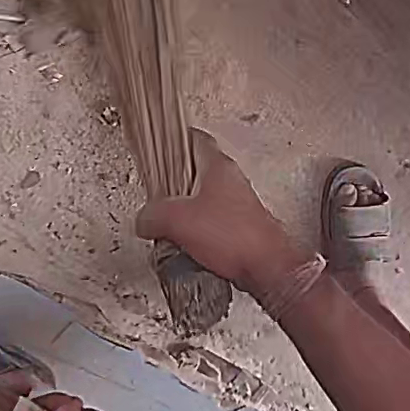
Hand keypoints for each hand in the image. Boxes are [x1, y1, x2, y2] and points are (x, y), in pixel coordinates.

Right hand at [134, 129, 310, 298]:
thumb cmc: (234, 237)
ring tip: (171, 226)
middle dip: (176, 184)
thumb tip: (144, 219)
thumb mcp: (176, 220)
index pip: (196, 140)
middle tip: (158, 195)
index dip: (176, 141)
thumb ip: (153, 215)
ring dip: (187, 211)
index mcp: (218, 167)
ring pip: (206, 200)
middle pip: (198, 172)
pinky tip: (190, 246)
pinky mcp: (243, 229)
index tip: (161, 145)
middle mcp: (233, 182)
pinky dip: (200, 231)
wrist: (266, 269)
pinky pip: (215, 223)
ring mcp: (240, 206)